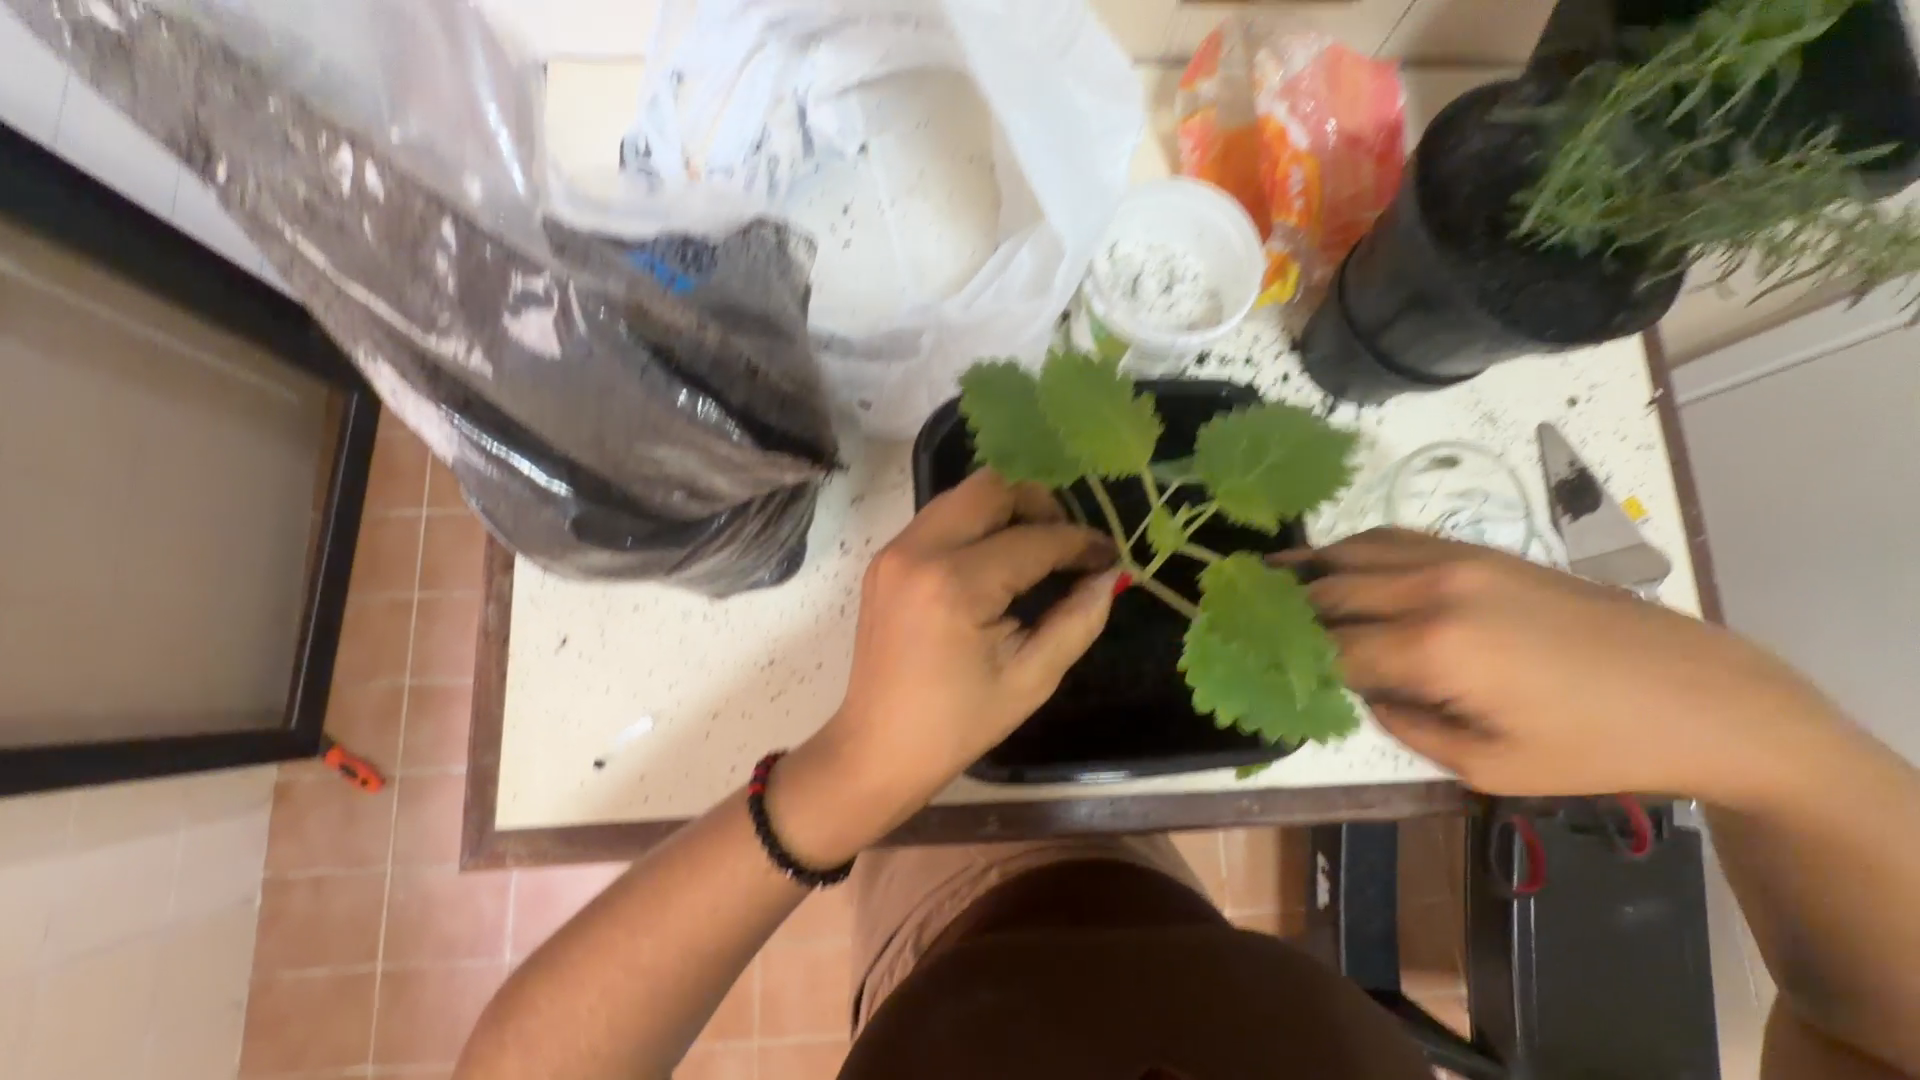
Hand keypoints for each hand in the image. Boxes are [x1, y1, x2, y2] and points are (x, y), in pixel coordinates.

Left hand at [771, 470, 1118, 864]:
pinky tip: (999, 559)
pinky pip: (941, 517)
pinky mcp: (885, 559)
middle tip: (1069, 543)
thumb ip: (1077, 619)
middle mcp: (918, 550)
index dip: (1080, 543)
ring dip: (1007, 509)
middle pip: (992, 487)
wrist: (879, 747)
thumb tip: (1109, 574)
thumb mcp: (1032, 678)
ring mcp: (895, 550)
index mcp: (954, 584)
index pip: (1033, 539)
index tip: (1110, 556)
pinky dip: (977, 523)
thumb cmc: (958, 723)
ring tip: (1039, 548)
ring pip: (963, 495)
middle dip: (1041, 504)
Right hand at [1294, 528, 1849, 807]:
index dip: (1292, 663)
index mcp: (1432, 650)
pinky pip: (1393, 537)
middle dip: (1287, 613)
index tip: (1263, 671)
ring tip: (1269, 580)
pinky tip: (1333, 560)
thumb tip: (1363, 692)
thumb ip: (1408, 726)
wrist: (1700, 693)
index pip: (1331, 651)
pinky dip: (1352, 547)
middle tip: (1252, 626)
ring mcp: (1456, 560)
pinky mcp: (1479, 550)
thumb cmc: (1595, 746)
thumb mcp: (1490, 767)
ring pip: (1353, 553)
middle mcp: (1431, 591)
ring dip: (1309, 570)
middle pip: (1329, 592)